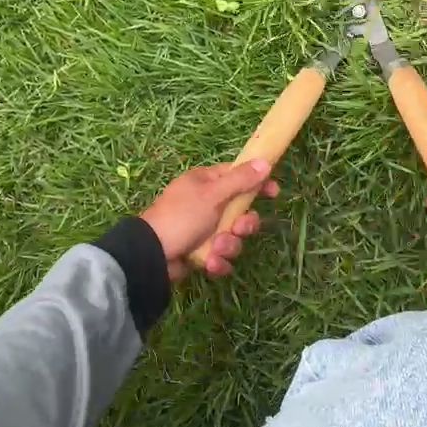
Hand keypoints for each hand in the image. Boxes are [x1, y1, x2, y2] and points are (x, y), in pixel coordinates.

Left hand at [140, 159, 276, 280]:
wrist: (152, 254)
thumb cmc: (182, 215)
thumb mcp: (212, 194)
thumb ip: (240, 180)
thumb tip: (264, 162)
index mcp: (206, 182)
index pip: (237, 176)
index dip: (256, 183)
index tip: (274, 192)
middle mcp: (206, 203)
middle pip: (240, 211)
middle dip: (243, 224)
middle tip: (237, 228)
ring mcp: (203, 228)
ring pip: (233, 236)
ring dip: (228, 245)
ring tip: (215, 249)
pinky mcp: (201, 251)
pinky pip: (221, 255)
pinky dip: (218, 261)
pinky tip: (209, 263)